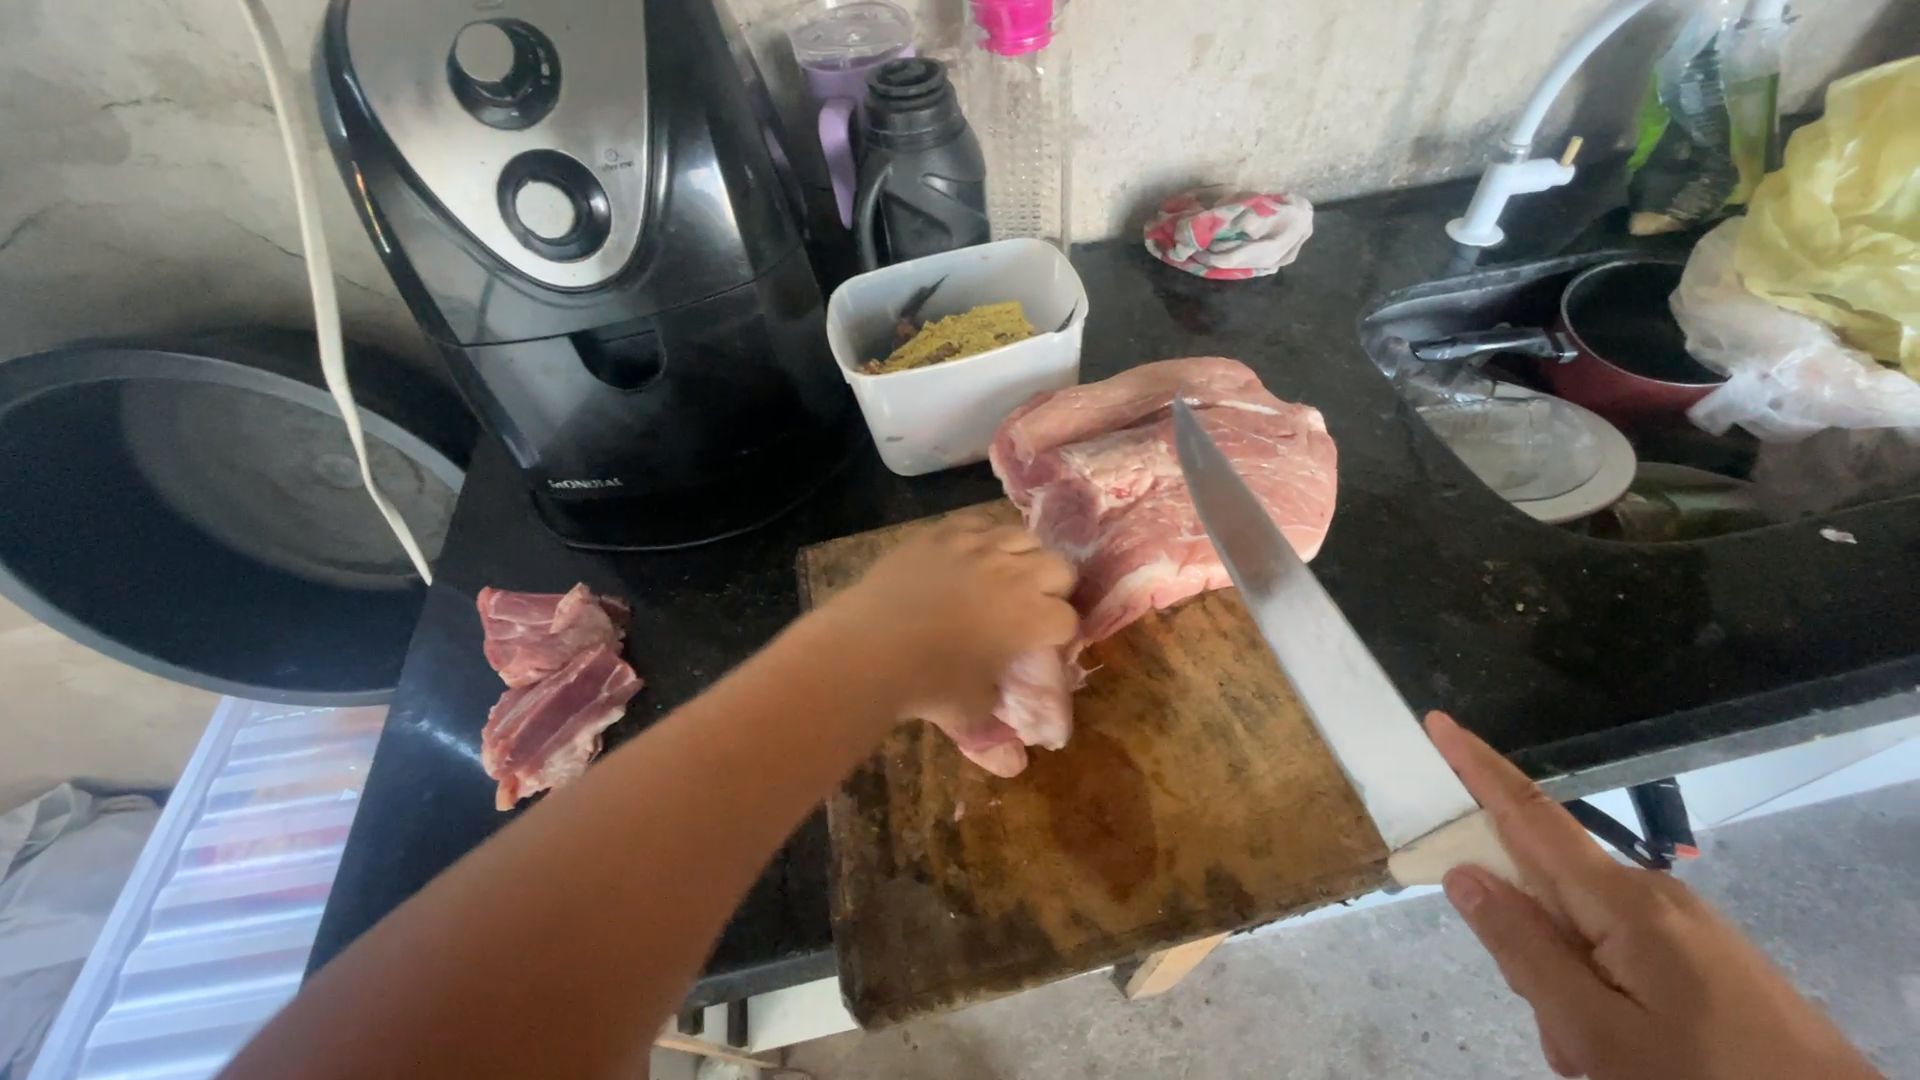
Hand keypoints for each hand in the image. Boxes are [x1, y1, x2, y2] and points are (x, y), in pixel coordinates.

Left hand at [827, 512, 1076, 753]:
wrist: (868, 647)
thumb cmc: (928, 683)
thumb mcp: (969, 715)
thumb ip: (996, 738)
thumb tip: (1013, 767)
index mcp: (1032, 616)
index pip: (1069, 619)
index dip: (1059, 636)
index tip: (1041, 648)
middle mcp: (1014, 573)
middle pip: (1060, 567)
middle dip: (1053, 588)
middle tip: (1029, 609)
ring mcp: (977, 546)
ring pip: (1023, 537)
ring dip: (1022, 558)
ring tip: (1002, 578)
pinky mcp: (943, 533)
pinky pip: (978, 523)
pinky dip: (982, 538)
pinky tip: (968, 557)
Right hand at [1424, 712, 1878, 1079]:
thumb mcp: (1595, 1031)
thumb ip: (1522, 949)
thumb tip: (1465, 876)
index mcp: (1624, 902)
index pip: (1529, 815)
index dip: (1478, 768)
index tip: (1439, 722)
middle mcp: (1652, 895)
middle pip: (1546, 885)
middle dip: (1524, 937)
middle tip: (1553, 1019)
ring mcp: (1684, 923)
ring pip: (1579, 927)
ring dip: (1564, 978)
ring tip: (1593, 1051)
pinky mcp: (1704, 953)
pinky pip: (1617, 949)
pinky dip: (1597, 987)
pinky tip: (1622, 1044)